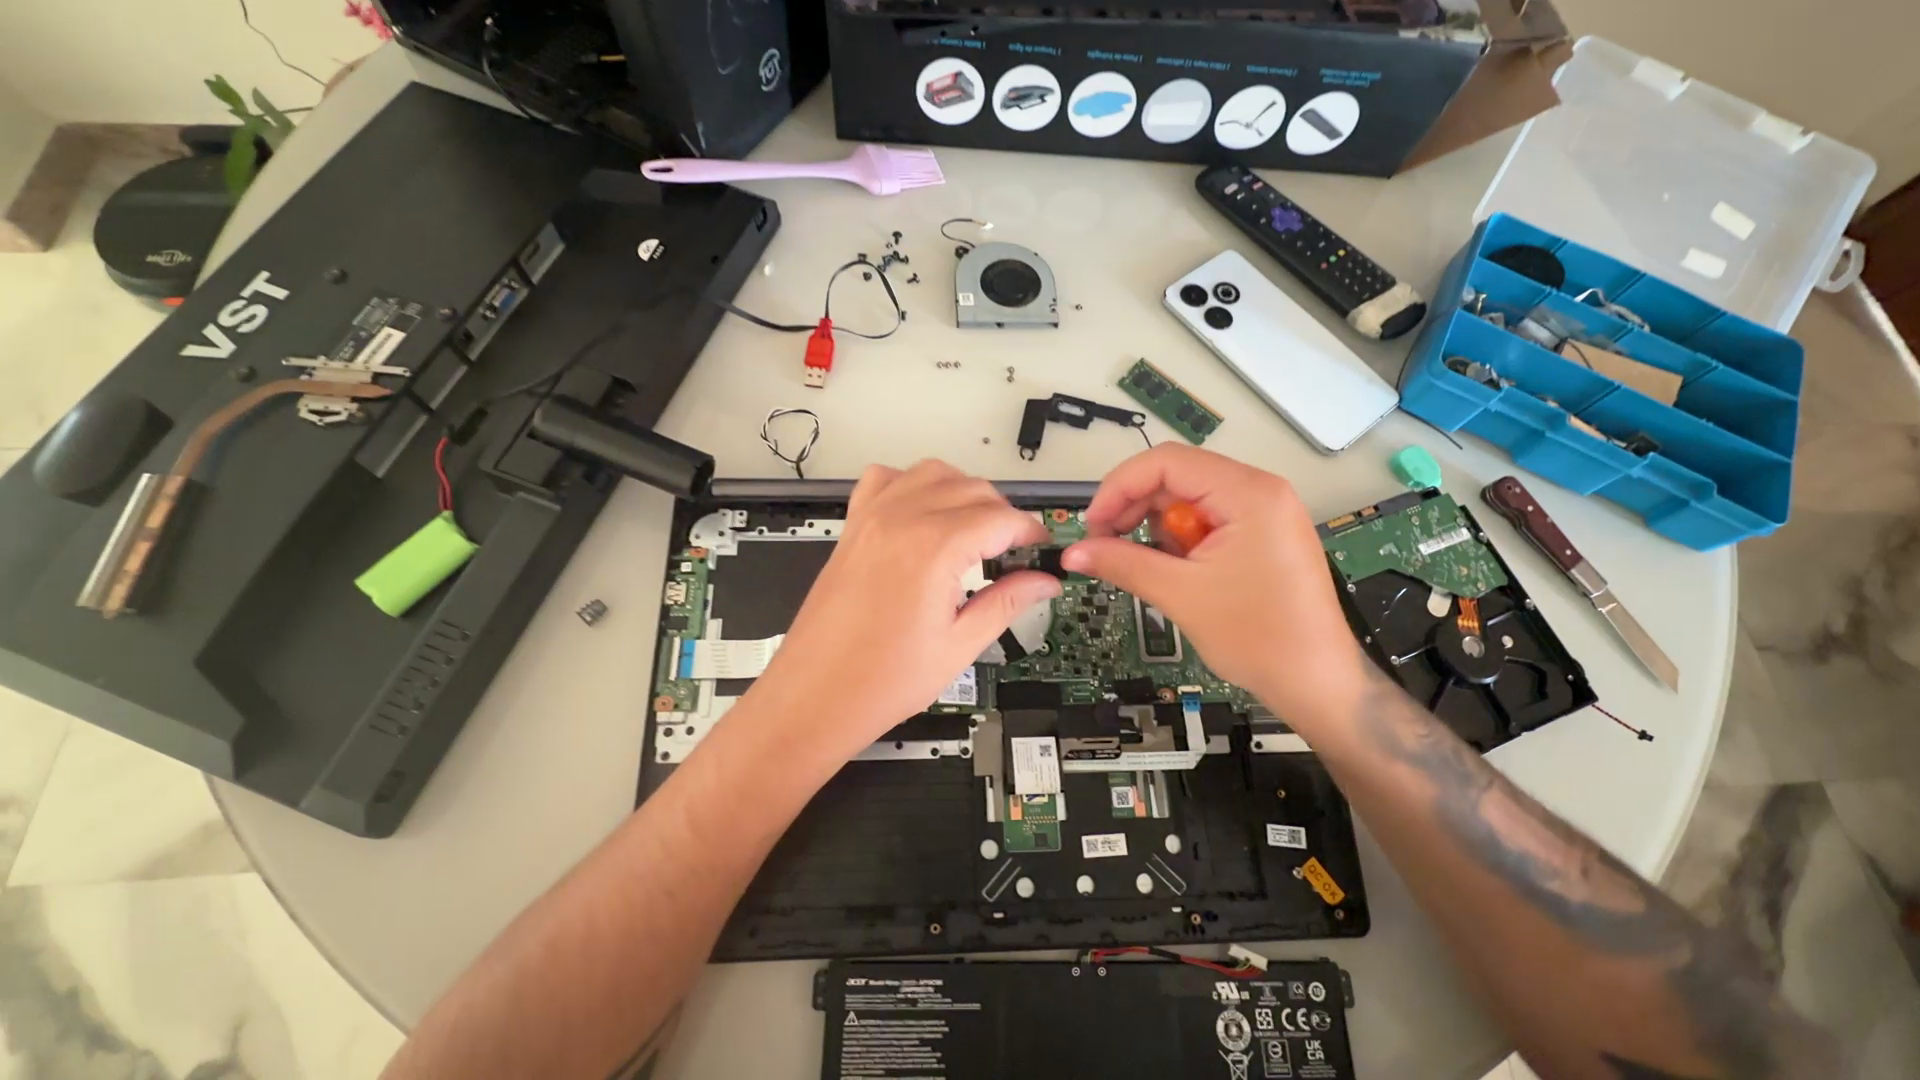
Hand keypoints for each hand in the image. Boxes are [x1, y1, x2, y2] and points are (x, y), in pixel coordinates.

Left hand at [746, 461, 1061, 763]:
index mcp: (933, 550)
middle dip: (1002, 514)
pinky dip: (911, 485)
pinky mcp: (853, 529)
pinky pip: (884, 480)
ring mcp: (871, 520)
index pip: (1001, 518)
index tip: (1039, 549)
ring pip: (932, 472)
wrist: (816, 696)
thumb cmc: (876, 681)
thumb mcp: (959, 646)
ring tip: (975, 531)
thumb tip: (1041, 583)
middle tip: (1014, 552)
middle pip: (972, 488)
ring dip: (962, 491)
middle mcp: (900, 522)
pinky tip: (923, 516)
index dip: (1030, 532)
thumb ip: (1006, 603)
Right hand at [1060, 445, 1366, 729]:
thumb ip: (1122, 564)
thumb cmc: (1259, 637)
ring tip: (1150, 569)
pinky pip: (1208, 521)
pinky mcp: (1262, 536)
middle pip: (1176, 477)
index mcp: (1249, 493)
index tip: (1094, 525)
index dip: (1120, 488)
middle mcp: (1260, 491)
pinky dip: (1181, 542)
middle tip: (1107, 548)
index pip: (1167, 462)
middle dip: (1135, 509)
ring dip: (1157, 529)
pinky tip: (1175, 573)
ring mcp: (1264, 513)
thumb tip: (1073, 553)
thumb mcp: (1180, 595)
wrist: (1316, 682)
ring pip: (1189, 501)